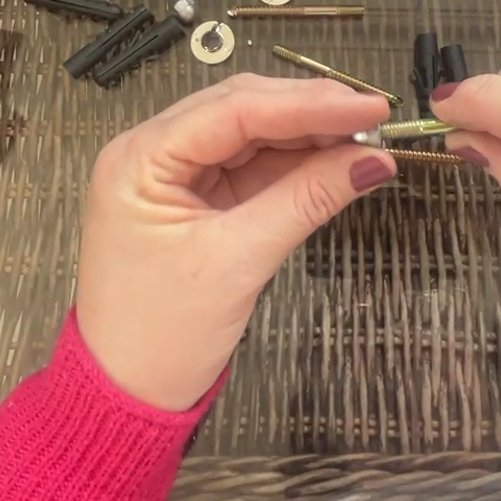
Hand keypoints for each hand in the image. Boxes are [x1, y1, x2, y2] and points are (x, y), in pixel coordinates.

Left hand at [76, 75, 395, 410]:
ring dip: (308, 133)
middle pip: (242, 108)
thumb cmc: (164, 334)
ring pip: (251, 131)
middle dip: (310, 111)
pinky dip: (296, 160)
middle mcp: (152, 149)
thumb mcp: (239, 261)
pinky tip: (335, 158)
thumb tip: (376, 160)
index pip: (235, 109)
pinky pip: (253, 163)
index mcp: (140, 156)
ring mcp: (175, 170)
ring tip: (365, 138)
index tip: (370, 107)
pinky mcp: (198, 193)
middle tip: (374, 119)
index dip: (309, 103)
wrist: (125, 397)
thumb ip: (307, 199)